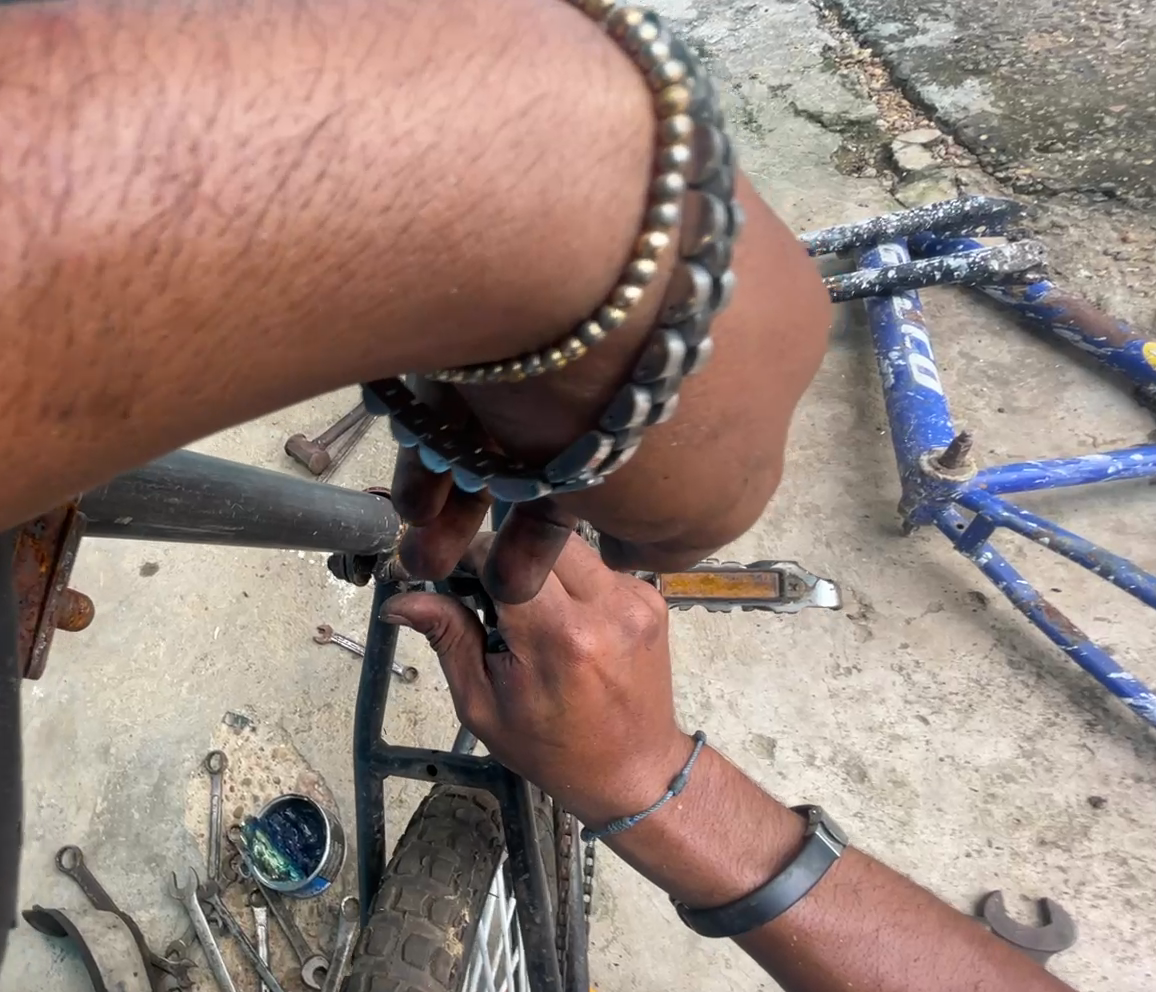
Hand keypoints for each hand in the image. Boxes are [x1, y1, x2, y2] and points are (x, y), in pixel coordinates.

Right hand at [379, 531, 691, 826]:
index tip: (450, 571)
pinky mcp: (650, 597)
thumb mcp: (480, 702)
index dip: (467, 555)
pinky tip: (556, 611)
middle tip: (479, 583)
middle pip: (537, 537)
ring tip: (518, 601)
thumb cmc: (548, 746)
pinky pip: (593, 563)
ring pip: (567, 543)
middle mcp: (605, 608)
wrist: (634, 770)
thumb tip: (397, 601)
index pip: (502, 556)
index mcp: (558, 638)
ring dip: (532, 559)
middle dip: (500, 550)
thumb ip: (447, 638)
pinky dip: (564, 576)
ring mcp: (635, 598)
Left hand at [392, 178, 830, 601]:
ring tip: (427, 558)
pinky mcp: (469, 281)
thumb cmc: (663, 397)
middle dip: (530, 518)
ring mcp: (559, 279)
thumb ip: (690, 528)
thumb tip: (639, 548)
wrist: (559, 251)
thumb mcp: (716, 496)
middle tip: (488, 575)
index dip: (624, 511)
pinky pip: (458, 378)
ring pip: (512, 409)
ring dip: (470, 498)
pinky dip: (437, 442)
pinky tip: (413, 506)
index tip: (581, 557)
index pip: (683, 436)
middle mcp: (651, 297)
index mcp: (741, 334)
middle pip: (584, 428)